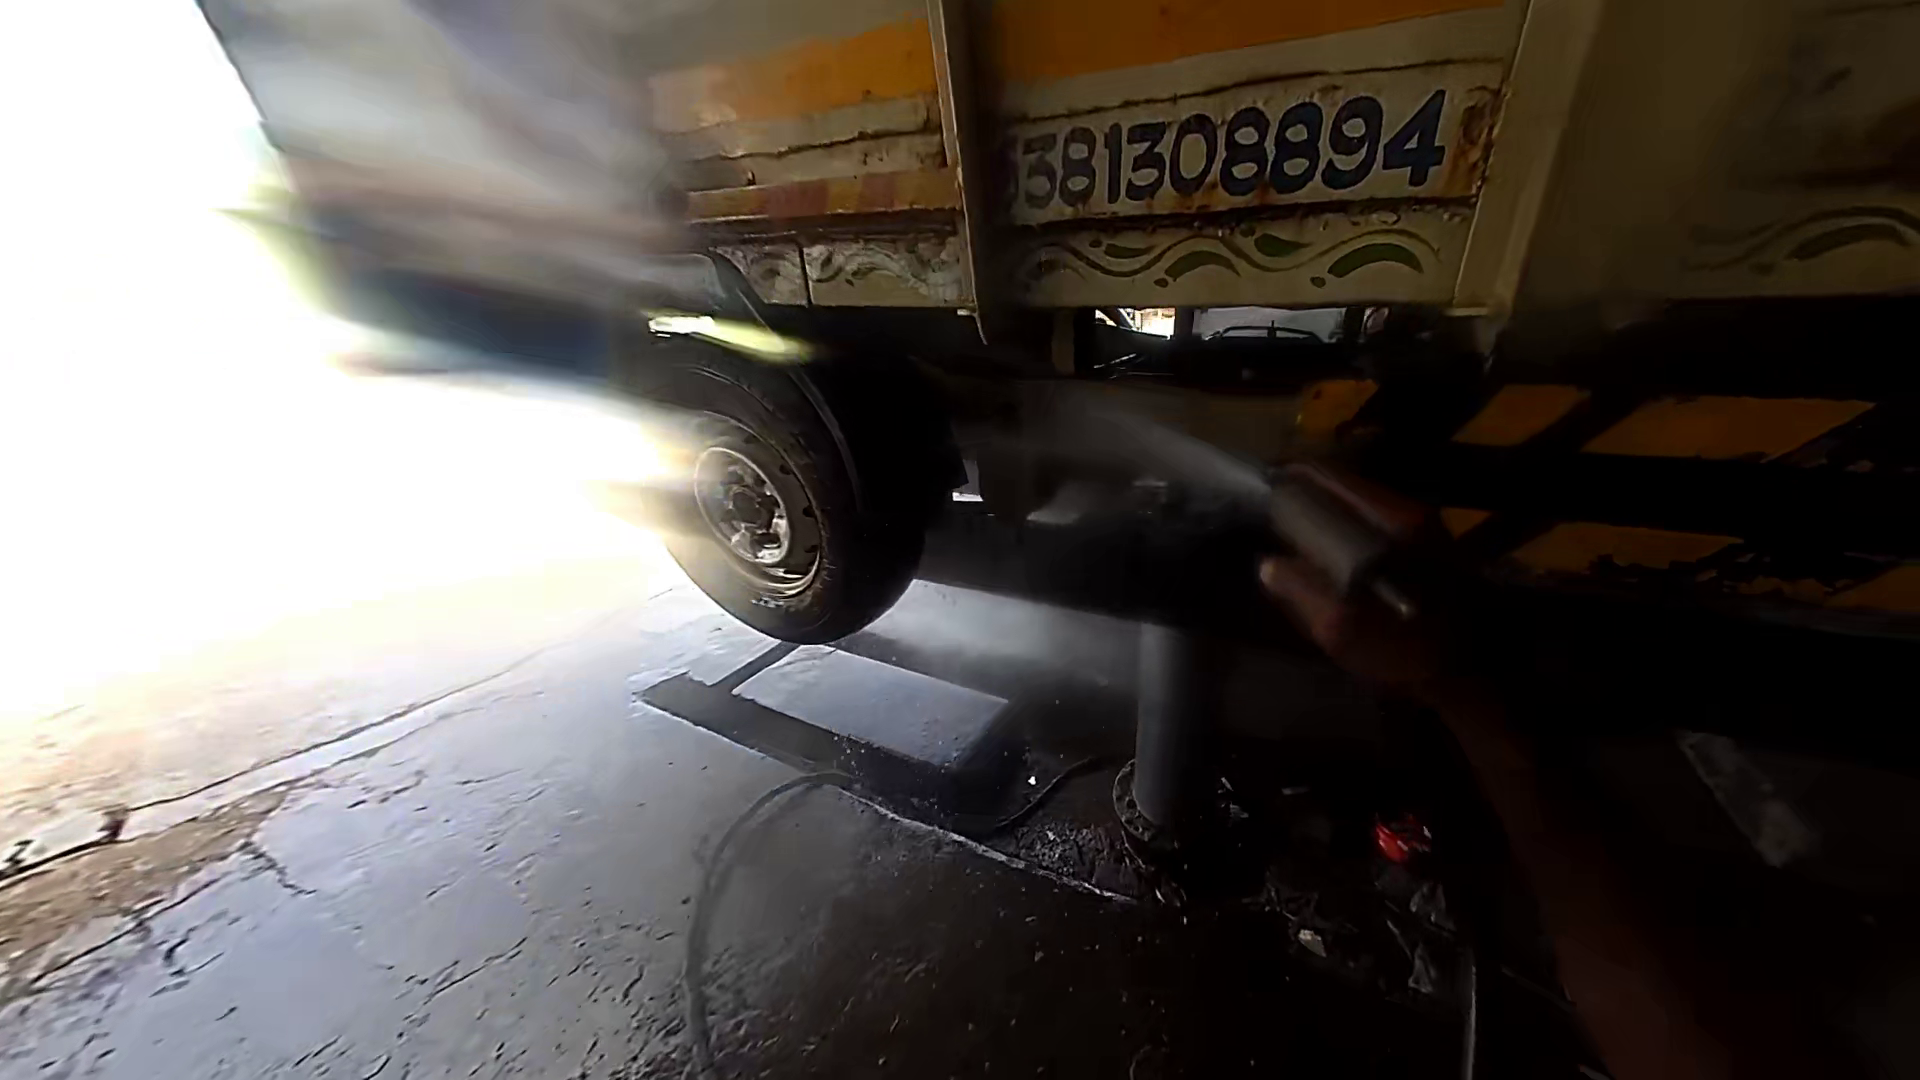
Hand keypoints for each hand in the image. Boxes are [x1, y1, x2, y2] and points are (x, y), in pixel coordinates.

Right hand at [1258, 464, 1443, 688]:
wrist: (1482, 669)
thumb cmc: (1409, 649)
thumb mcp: (1342, 629)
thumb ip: (1300, 591)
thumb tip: (1268, 565)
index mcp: (1384, 520)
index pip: (1323, 474)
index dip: (1285, 477)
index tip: (1258, 492)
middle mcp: (1403, 509)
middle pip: (1337, 481)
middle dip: (1298, 492)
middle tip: (1266, 512)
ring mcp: (1417, 522)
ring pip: (1352, 498)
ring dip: (1319, 507)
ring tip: (1288, 528)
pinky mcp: (1423, 537)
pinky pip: (1366, 516)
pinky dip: (1339, 522)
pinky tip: (1323, 546)